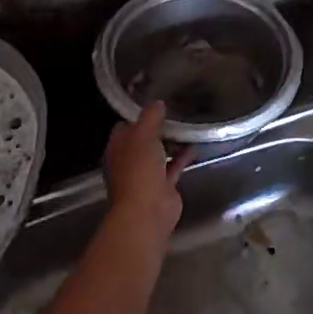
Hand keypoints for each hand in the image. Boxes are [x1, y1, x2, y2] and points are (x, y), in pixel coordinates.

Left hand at [104, 102, 188, 233]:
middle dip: (158, 127)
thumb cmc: (138, 169)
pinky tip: (195, 143)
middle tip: (176, 110)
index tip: (155, 102)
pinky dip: (183, 156)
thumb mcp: (143, 134)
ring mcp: (146, 175)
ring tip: (187, 123)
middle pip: (144, 139)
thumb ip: (150, 116)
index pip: (125, 125)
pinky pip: (174, 166)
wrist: (147, 211)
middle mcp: (130, 160)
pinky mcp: (164, 186)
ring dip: (171, 141)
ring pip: (159, 153)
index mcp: (117, 147)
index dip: (139, 114)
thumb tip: (158, 102)